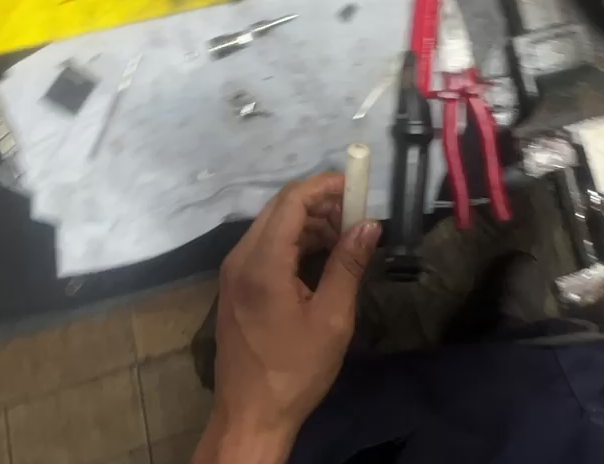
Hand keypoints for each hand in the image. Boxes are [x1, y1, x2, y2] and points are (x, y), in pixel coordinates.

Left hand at [197, 173, 380, 463]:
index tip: (357, 188)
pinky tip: (321, 253)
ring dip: (309, 220)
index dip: (325, 186)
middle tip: (356, 214)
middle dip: (321, 201)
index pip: (293, 200)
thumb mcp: (332, 319)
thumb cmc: (294, 371)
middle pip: (281, 206)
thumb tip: (369, 224)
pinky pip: (266, 243)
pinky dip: (294, 238)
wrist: (249, 417)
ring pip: (273, 223)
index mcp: (263, 262)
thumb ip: (348, 264)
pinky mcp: (236, 283)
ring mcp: (234, 270)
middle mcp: (241, 257)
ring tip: (345, 235)